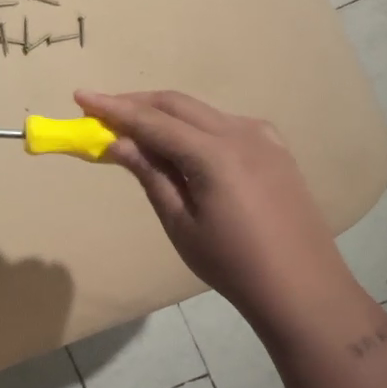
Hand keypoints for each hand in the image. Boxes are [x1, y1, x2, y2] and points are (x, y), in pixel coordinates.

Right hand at [76, 89, 364, 329]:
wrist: (306, 291)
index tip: (80, 96)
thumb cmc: (233, 264)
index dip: (112, 108)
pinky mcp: (275, 151)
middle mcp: (241, 135)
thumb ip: (150, 174)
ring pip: (200, 111)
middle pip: (176, 104)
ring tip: (133, 129)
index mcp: (214, 155)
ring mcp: (264, 139)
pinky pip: (224, 123)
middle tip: (99, 111)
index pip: (151, 120)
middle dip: (135, 103)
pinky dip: (192, 124)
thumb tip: (117, 142)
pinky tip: (180, 143)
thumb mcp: (180, 223)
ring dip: (163, 113)